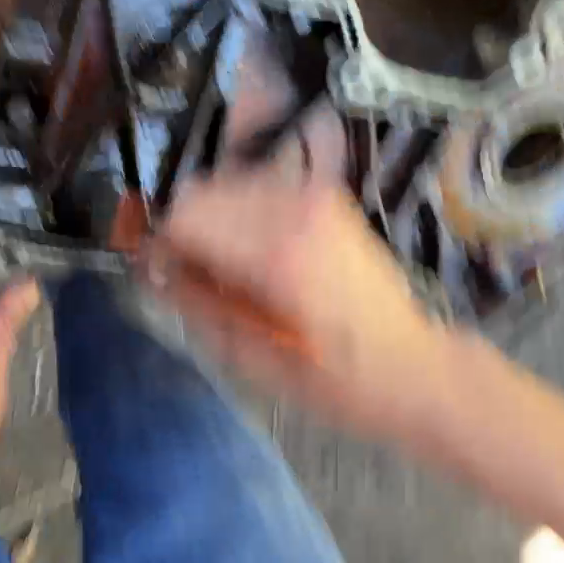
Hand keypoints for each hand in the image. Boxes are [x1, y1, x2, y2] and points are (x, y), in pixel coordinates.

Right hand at [145, 56, 453, 442]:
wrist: (416, 368)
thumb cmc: (335, 379)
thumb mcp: (254, 359)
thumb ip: (194, 304)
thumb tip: (147, 266)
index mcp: (277, 255)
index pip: (185, 217)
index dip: (162, 243)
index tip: (160, 271)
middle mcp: (294, 211)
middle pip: (198, 193)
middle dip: (184, 230)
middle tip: (195, 273)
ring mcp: (313, 196)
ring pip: (222, 185)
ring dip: (211, 218)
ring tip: (230, 264)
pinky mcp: (324, 194)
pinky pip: (253, 185)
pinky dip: (239, 210)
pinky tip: (255, 248)